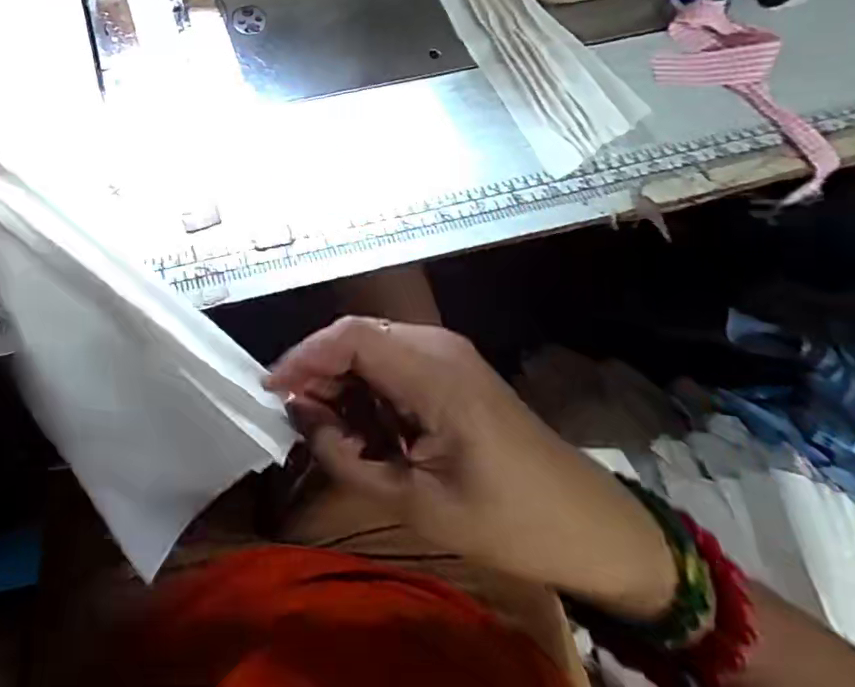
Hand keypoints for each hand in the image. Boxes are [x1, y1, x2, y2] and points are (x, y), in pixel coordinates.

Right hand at [269, 317, 678, 617]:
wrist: (585, 519)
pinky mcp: (454, 368)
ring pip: (373, 346)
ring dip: (342, 381)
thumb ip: (348, 455)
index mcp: (433, 371)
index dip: (302, 357)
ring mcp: (449, 353)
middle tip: (295, 420)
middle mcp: (438, 345)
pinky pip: (395, 361)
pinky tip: (365, 427)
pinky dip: (368, 387)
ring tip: (328, 431)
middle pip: (357, 334)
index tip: (269, 393)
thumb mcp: (416, 500)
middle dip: (318, 370)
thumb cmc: (507, 519)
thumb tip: (301, 416)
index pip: (349, 336)